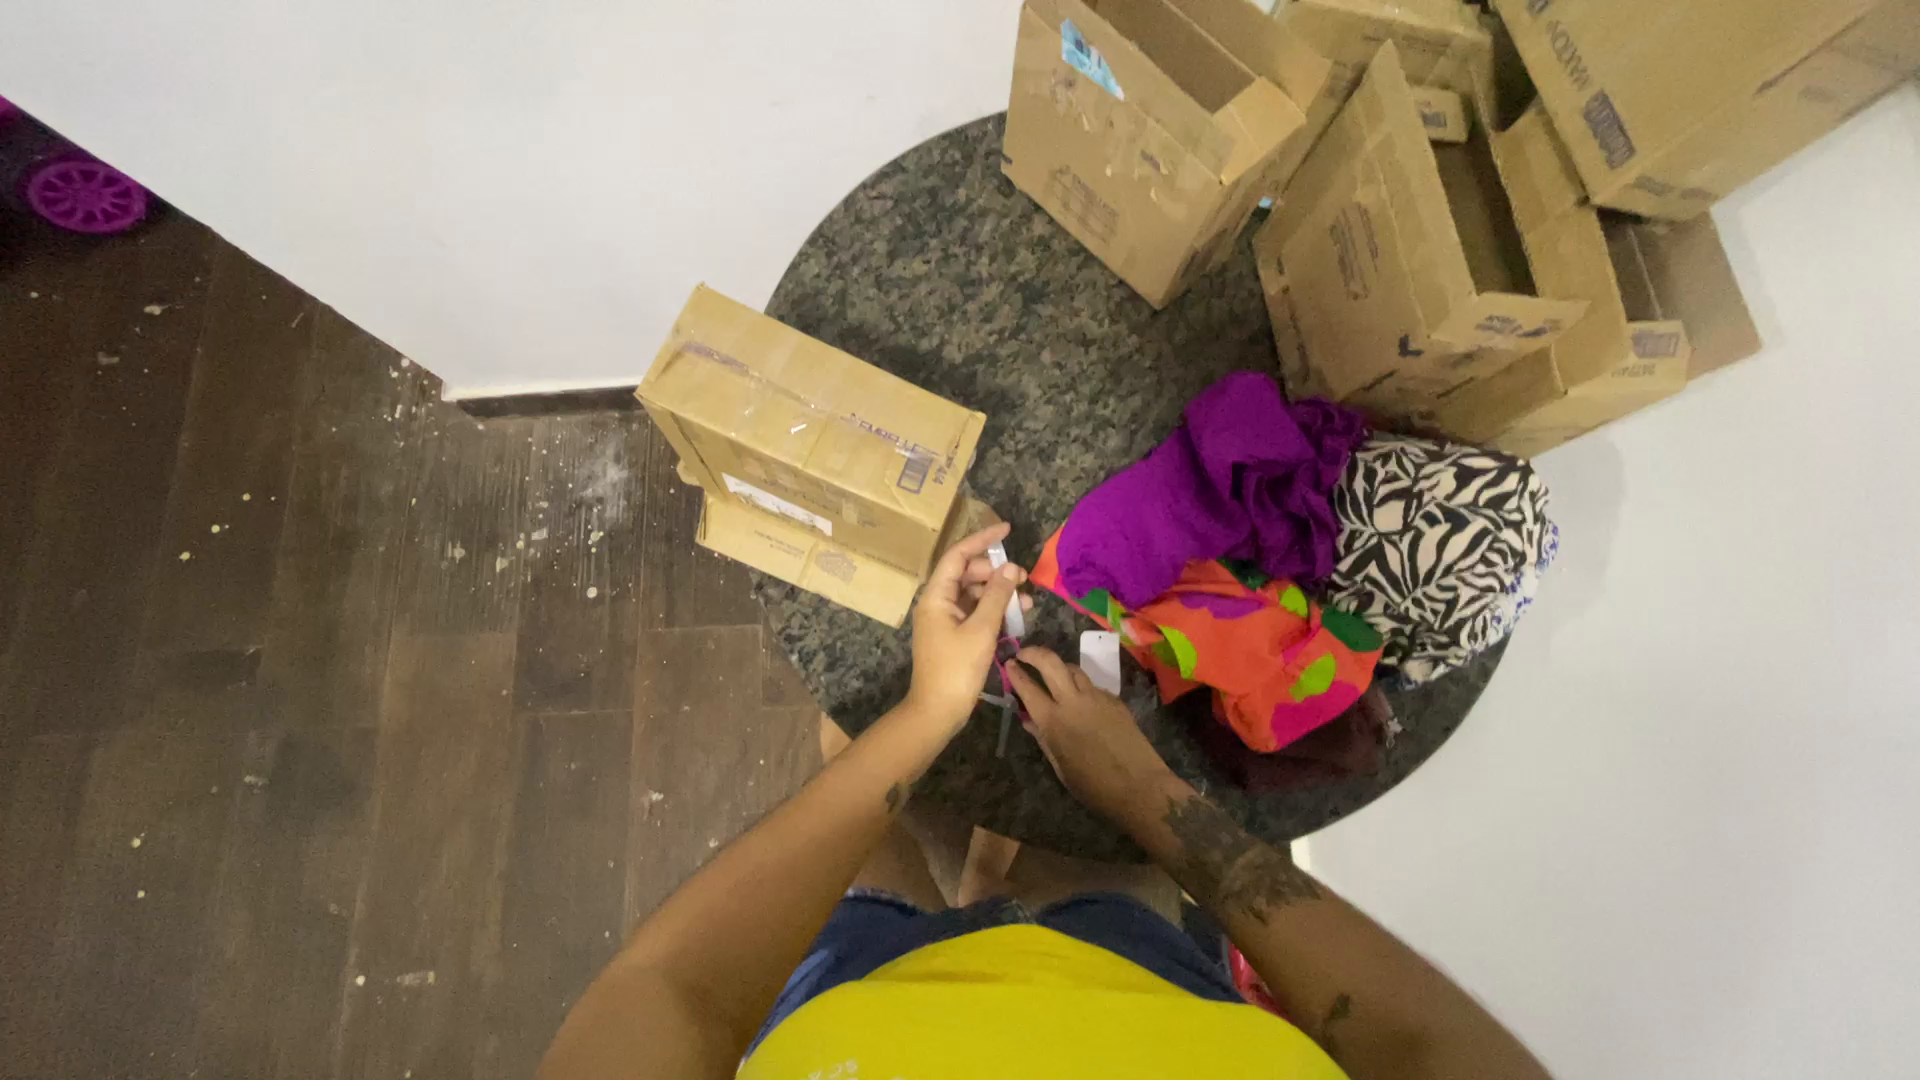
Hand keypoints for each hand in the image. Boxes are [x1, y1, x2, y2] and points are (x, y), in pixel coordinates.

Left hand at [906, 523, 1030, 731]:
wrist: (937, 711)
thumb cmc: (956, 669)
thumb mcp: (981, 630)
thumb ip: (996, 596)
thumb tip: (1011, 568)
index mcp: (936, 596)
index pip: (958, 555)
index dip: (982, 539)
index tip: (1007, 530)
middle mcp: (937, 602)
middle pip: (967, 573)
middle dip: (996, 571)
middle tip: (1024, 577)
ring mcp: (945, 619)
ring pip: (974, 593)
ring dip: (999, 593)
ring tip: (1026, 600)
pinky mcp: (954, 635)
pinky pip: (975, 612)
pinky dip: (994, 610)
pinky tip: (1016, 616)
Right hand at [1004, 646, 1174, 824]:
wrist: (1141, 787)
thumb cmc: (1094, 787)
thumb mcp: (1061, 768)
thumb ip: (1044, 739)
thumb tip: (1029, 720)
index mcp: (1054, 722)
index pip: (1028, 688)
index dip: (1016, 674)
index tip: (1008, 664)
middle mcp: (1073, 702)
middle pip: (1051, 663)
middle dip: (1034, 653)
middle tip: (1024, 653)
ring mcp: (1097, 697)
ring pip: (1073, 669)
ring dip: (1059, 667)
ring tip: (1053, 673)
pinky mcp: (1115, 700)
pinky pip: (1093, 685)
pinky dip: (1081, 686)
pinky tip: (1082, 700)